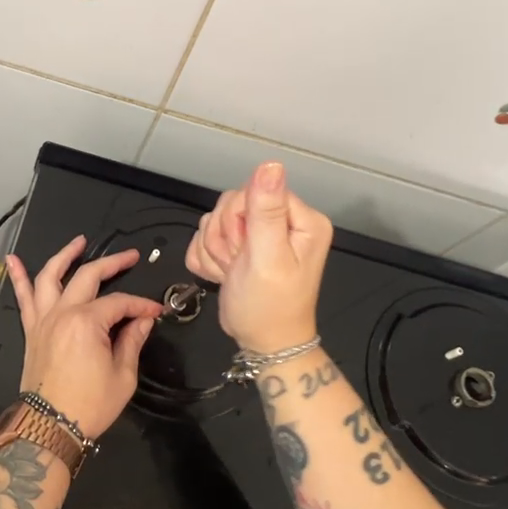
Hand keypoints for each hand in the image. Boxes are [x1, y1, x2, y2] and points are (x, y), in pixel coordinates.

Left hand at [6, 236, 163, 439]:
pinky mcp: (31, 329)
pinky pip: (22, 297)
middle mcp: (63, 312)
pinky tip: (12, 259)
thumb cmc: (90, 405)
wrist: (49, 426)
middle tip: (131, 256)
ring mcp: (43, 319)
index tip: (156, 312)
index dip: (141, 305)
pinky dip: (17, 276)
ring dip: (64, 255)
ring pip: (50, 276)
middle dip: (113, 263)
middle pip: (88, 276)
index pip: (120, 302)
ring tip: (79, 242)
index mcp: (88, 323)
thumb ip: (132, 341)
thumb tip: (143, 319)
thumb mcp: (122, 376)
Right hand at [185, 162, 332, 353]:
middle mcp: (283, 219)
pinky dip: (208, 259)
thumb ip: (266, 211)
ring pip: (215, 220)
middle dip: (225, 237)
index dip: (239, 220)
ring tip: (232, 273)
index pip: (253, 191)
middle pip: (231, 203)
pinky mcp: (239, 246)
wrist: (263, 345)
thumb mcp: (268, 259)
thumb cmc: (269, 307)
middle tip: (238, 265)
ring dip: (215, 250)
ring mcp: (259, 233)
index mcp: (301, 218)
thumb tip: (271, 163)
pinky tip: (223, 275)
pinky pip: (206, 236)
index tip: (246, 251)